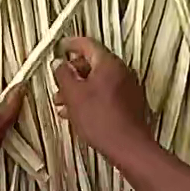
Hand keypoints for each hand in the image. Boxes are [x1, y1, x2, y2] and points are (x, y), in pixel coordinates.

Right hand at [51, 37, 153, 159]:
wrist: (128, 146)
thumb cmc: (100, 119)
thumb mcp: (73, 95)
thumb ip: (63, 75)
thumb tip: (59, 64)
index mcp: (109, 63)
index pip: (88, 44)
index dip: (71, 44)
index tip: (60, 47)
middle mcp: (122, 71)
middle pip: (93, 63)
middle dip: (72, 73)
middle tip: (58, 85)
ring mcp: (128, 87)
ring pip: (99, 81)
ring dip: (80, 89)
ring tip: (64, 105)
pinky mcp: (130, 103)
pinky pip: (107, 93)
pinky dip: (92, 98)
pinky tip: (79, 113)